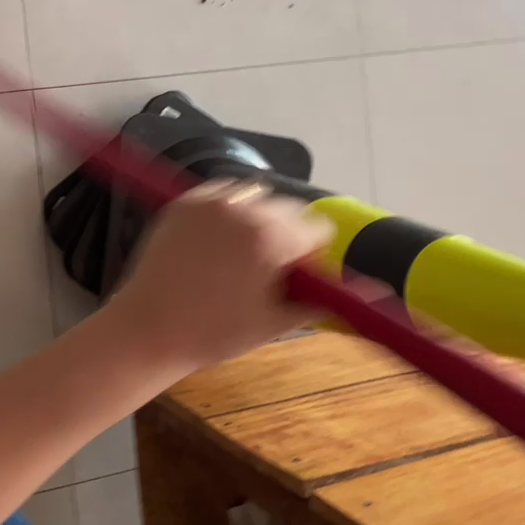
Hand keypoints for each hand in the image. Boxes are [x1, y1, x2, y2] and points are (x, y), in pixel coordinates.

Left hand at [104, 180, 334, 372]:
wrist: (148, 327)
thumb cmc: (214, 332)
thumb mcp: (277, 321)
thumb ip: (327, 301)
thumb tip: (376, 293)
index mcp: (270, 237)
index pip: (316, 228)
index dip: (311, 252)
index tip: (297, 273)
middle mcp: (242, 210)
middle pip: (286, 208)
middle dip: (286, 232)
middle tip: (268, 267)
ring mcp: (208, 203)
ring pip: (253, 195)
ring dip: (257, 215)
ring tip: (240, 253)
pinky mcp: (182, 203)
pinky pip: (220, 192)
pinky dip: (227, 207)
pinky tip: (218, 238)